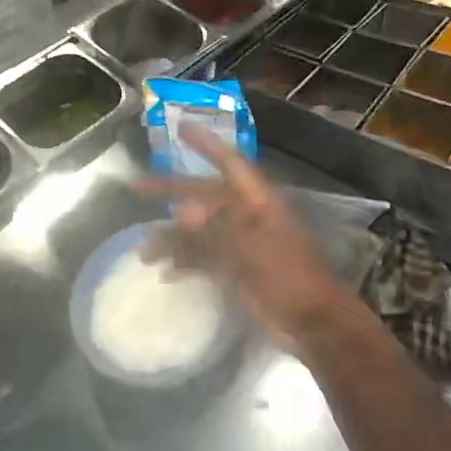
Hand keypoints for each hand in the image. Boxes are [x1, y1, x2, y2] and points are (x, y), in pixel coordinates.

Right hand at [140, 125, 369, 354]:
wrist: (312, 321)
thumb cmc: (289, 277)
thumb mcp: (254, 250)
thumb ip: (218, 230)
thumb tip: (183, 210)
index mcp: (259, 202)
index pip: (231, 163)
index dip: (206, 145)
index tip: (180, 129)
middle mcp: (249, 217)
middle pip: (206, 196)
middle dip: (173, 192)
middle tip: (139, 187)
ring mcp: (243, 244)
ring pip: (201, 232)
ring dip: (174, 239)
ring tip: (144, 251)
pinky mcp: (238, 270)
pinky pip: (206, 259)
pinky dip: (187, 263)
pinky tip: (166, 272)